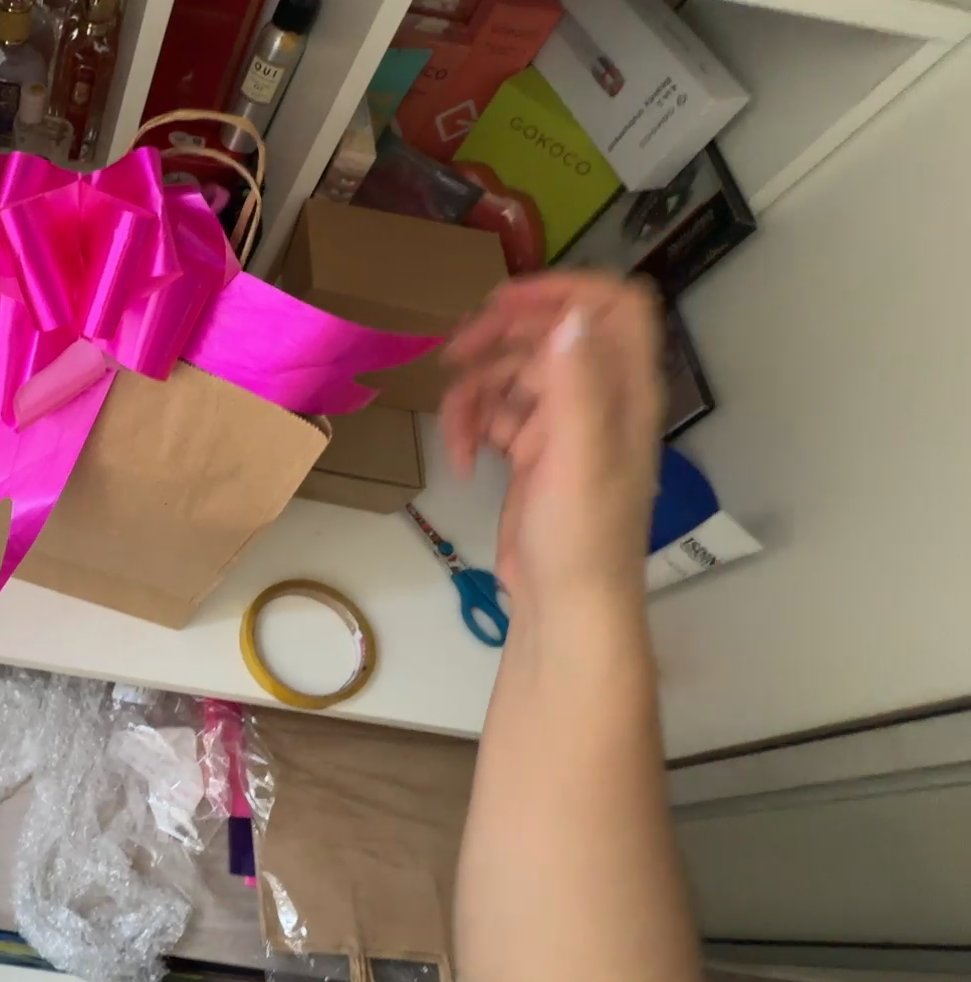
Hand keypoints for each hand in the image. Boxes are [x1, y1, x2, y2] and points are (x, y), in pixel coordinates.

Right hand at [439, 272, 665, 607]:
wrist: (564, 597)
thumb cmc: (580, 535)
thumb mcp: (579, 459)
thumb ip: (577, 387)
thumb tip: (566, 319)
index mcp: (621, 391)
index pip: (609, 308)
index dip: (561, 291)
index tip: (499, 303)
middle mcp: (594, 398)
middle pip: (546, 336)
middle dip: (496, 341)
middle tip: (452, 358)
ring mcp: (560, 426)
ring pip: (509, 378)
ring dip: (471, 398)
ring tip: (455, 436)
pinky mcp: (530, 452)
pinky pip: (493, 417)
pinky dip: (469, 431)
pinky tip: (461, 461)